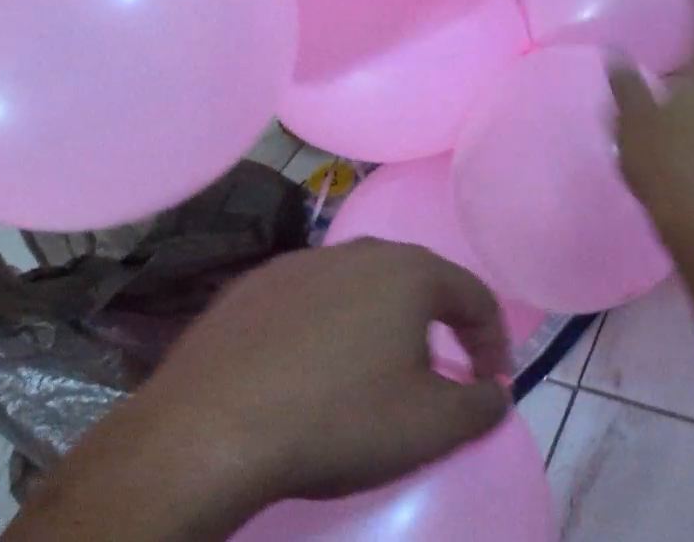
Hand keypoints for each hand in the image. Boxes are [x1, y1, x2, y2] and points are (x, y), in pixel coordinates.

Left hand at [110, 240, 512, 507]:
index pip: (475, 297)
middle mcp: (359, 252)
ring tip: (367, 378)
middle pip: (417, 286)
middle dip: (435, 330)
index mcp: (412, 271)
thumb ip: (484, 405)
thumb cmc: (335, 422)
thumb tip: (495, 392)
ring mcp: (296, 266)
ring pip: (359, 291)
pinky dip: (320, 333)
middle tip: (435, 378)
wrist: (199, 440)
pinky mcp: (245, 291)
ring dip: (376, 328)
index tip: (490, 384)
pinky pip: (305, 306)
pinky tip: (303, 376)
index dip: (492, 342)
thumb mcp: (432, 427)